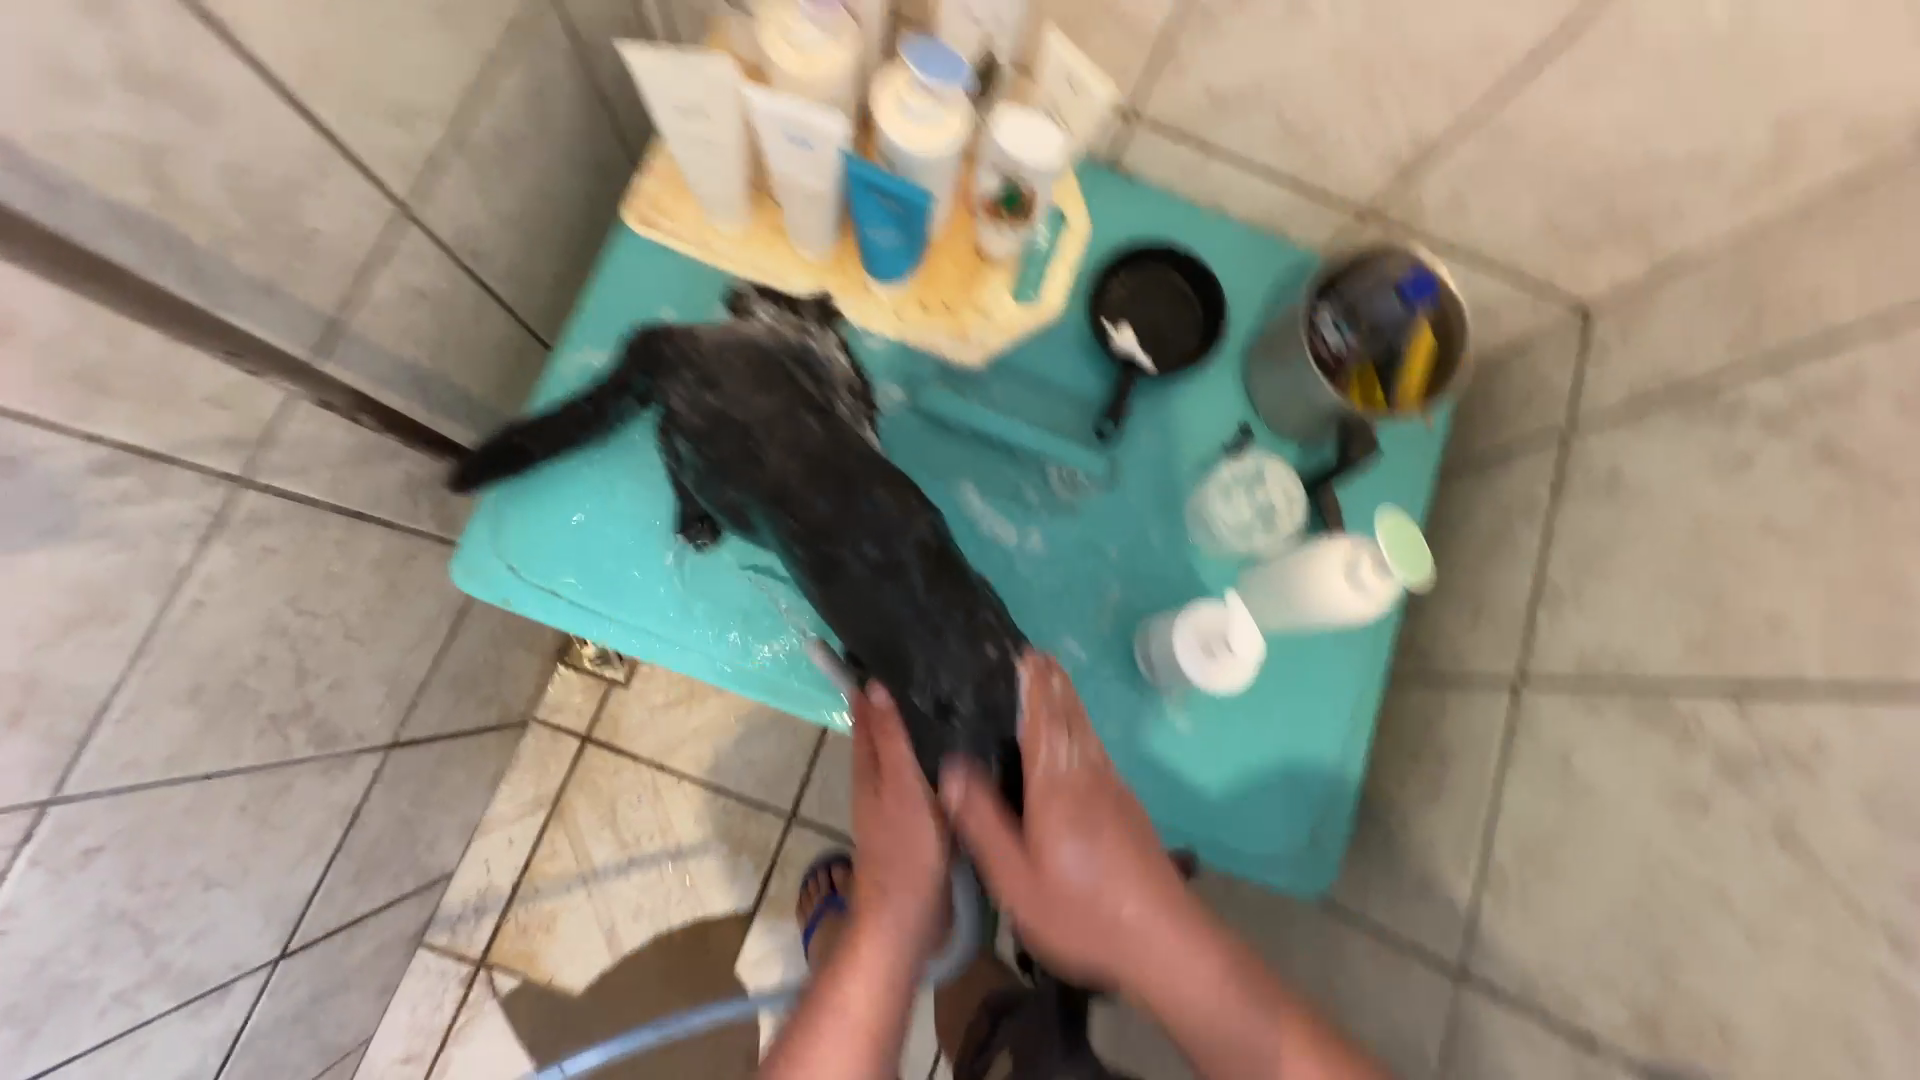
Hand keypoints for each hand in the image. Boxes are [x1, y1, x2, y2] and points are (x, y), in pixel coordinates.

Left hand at [848, 681, 950, 955]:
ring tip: (946, 704)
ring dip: (916, 733)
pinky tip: (956, 758)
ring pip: (904, 757)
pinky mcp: (919, 824)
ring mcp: (897, 805)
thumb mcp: (899, 785)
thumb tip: (872, 685)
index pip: (865, 716)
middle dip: (895, 706)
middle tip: (925, 671)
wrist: (908, 917)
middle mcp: (879, 783)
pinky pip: (923, 780)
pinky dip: (933, 762)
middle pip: (882, 735)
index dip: (870, 687)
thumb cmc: (904, 848)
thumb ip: (889, 739)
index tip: (885, 654)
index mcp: (870, 770)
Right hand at [940, 651, 1198, 992]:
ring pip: (1084, 728)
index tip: (1021, 649)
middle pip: (1069, 712)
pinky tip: (1070, 738)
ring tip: (1045, 680)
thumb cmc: (1081, 910)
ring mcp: (1110, 785)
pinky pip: (1092, 746)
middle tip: (1028, 653)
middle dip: (1050, 680)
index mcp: (1057, 781)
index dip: (1034, 680)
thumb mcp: (1016, 878)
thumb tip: (951, 767)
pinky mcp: (1123, 803)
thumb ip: (983, 821)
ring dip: (1066, 698)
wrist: (1163, 940)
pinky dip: (1076, 725)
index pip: (1044, 714)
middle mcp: (1087, 771)